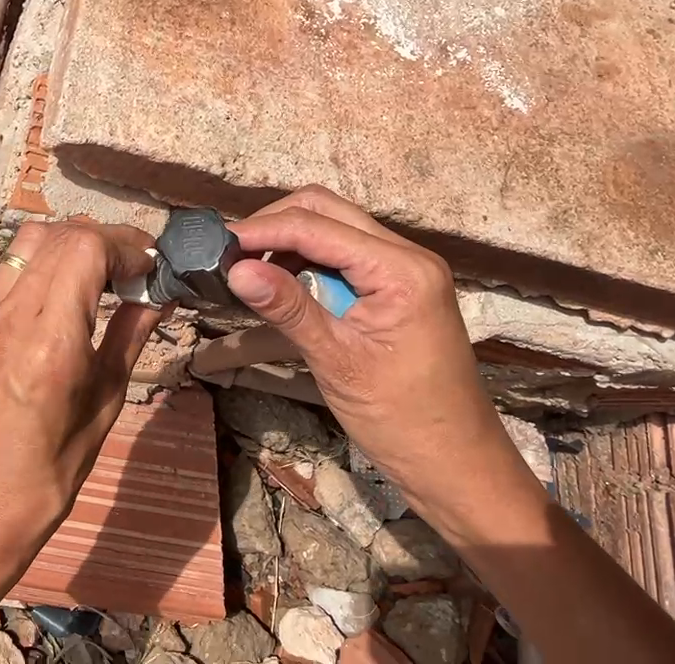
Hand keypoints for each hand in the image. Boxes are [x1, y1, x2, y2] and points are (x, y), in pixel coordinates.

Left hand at [0, 221, 159, 570]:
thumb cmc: (54, 468)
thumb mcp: (106, 401)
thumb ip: (131, 335)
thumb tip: (158, 293)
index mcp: (50, 341)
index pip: (85, 249)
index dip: (124, 244)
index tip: (150, 264)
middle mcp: (11, 316)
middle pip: (58, 236)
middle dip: (104, 238)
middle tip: (134, 264)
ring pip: (29, 242)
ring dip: (71, 240)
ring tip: (103, 267)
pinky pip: (10, 268)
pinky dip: (44, 259)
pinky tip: (67, 284)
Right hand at [225, 187, 534, 521]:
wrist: (459, 465)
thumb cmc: (403, 420)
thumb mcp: (337, 362)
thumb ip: (288, 308)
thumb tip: (235, 269)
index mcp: (401, 269)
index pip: (315, 227)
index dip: (261, 230)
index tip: (216, 245)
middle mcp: (406, 255)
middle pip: (324, 209)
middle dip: (273, 222)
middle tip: (230, 253)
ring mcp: (404, 268)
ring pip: (332, 225)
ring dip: (287, 238)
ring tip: (248, 268)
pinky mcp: (396, 286)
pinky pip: (342, 252)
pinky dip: (305, 257)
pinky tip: (279, 282)